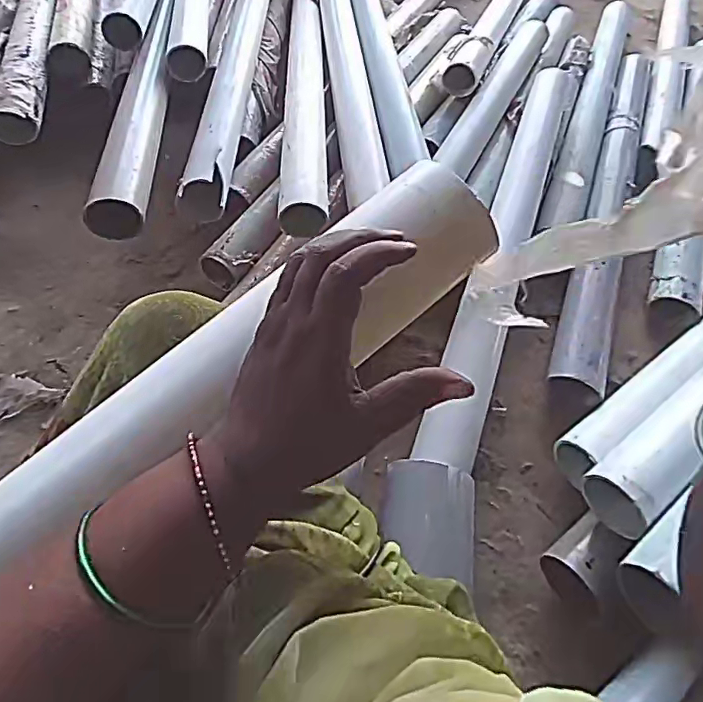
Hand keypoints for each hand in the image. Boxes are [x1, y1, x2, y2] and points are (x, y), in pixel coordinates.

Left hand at [203, 229, 474, 506]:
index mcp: (319, 338)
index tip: (409, 250)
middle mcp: (293, 320)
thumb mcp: (366, 426)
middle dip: (361, 238)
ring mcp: (274, 321)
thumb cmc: (302, 448)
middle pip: (322, 255)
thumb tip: (460, 383)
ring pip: (300, 261)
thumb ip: (413, 396)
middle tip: (395, 239)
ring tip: (366, 244)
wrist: (242, 463)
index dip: (379, 252)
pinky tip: (328, 270)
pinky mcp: (264, 329)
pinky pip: (287, 278)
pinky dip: (312, 260)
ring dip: (334, 243)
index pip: (346, 272)